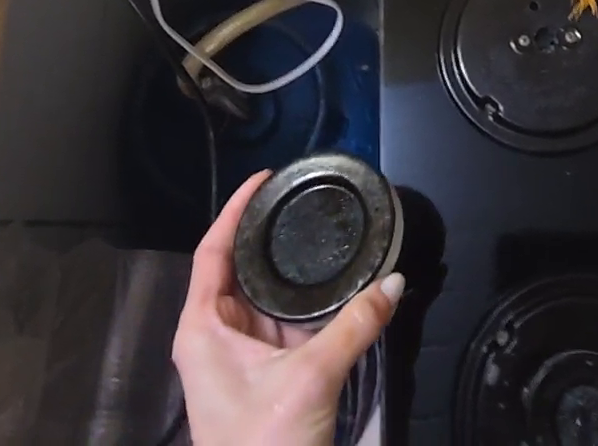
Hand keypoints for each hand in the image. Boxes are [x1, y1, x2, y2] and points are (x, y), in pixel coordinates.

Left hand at [172, 170, 403, 445]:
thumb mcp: (311, 377)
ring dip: (292, 269)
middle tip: (302, 198)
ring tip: (320, 230)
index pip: (212, 251)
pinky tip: (334, 282)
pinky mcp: (267, 370)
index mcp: (202, 329)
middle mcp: (216, 334)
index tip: (263, 179)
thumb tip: (394, 281)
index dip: (234, 210)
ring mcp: (242, 353)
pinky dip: (309, 300)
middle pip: (238, 267)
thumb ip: (356, 324)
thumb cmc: (263, 445)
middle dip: (269, 234)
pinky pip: (287, 320)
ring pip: (266, 294)